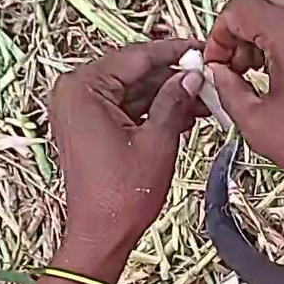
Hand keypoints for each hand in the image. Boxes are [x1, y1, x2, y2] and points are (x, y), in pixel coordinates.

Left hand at [44, 38, 204, 283]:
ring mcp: (79, 112)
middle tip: (207, 79)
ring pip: (132, 92)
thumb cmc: (121, 196)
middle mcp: (75, 93)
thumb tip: (191, 76)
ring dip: (166, 96)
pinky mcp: (88, 130)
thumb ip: (175, 101)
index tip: (201, 48)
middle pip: (134, 73)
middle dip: (173, 77)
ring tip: (203, 100)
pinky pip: (124, 110)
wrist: (101, 235)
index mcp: (84, 88)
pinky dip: (152, 112)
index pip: (137, 56)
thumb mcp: (158, 142)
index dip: (175, 52)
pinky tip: (183, 115)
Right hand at [198, 0, 283, 277]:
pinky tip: (273, 67)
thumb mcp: (257, 123)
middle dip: (237, 16)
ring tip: (251, 64)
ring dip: (259, 20)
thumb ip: (228, 89)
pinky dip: (280, 28)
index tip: (216, 63)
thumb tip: (217, 73)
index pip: (240, 8)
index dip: (218, 35)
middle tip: (231, 55)